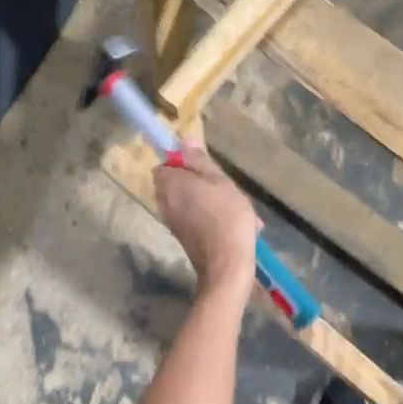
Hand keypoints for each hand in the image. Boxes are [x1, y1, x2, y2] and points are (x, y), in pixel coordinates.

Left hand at [152, 142, 257, 288]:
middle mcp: (164, 202)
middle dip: (202, 183)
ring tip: (238, 209)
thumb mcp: (218, 180)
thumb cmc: (226, 215)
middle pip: (179, 184)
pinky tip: (236, 225)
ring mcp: (172, 222)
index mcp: (169, 184)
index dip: (184, 163)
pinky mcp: (184, 237)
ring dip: (212, 201)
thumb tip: (183, 139)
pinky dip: (212, 218)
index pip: (165, 165)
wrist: (226, 263)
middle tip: (227, 188)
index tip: (206, 169)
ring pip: (192, 202)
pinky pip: (196, 218)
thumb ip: (199, 160)